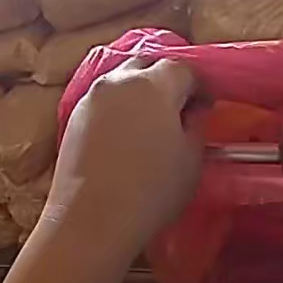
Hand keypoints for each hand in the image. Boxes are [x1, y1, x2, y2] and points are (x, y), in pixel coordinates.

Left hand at [42, 58, 202, 262]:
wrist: (94, 218)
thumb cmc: (154, 190)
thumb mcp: (191, 160)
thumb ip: (197, 126)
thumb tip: (195, 111)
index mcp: (153, 85)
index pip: (184, 69)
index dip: (200, 85)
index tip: (208, 106)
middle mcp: (119, 80)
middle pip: (148, 65)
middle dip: (168, 80)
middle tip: (181, 109)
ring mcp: (92, 97)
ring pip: (123, 80)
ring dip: (142, 93)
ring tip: (154, 123)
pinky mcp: (74, 117)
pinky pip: (105, 101)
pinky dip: (122, 109)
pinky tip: (129, 136)